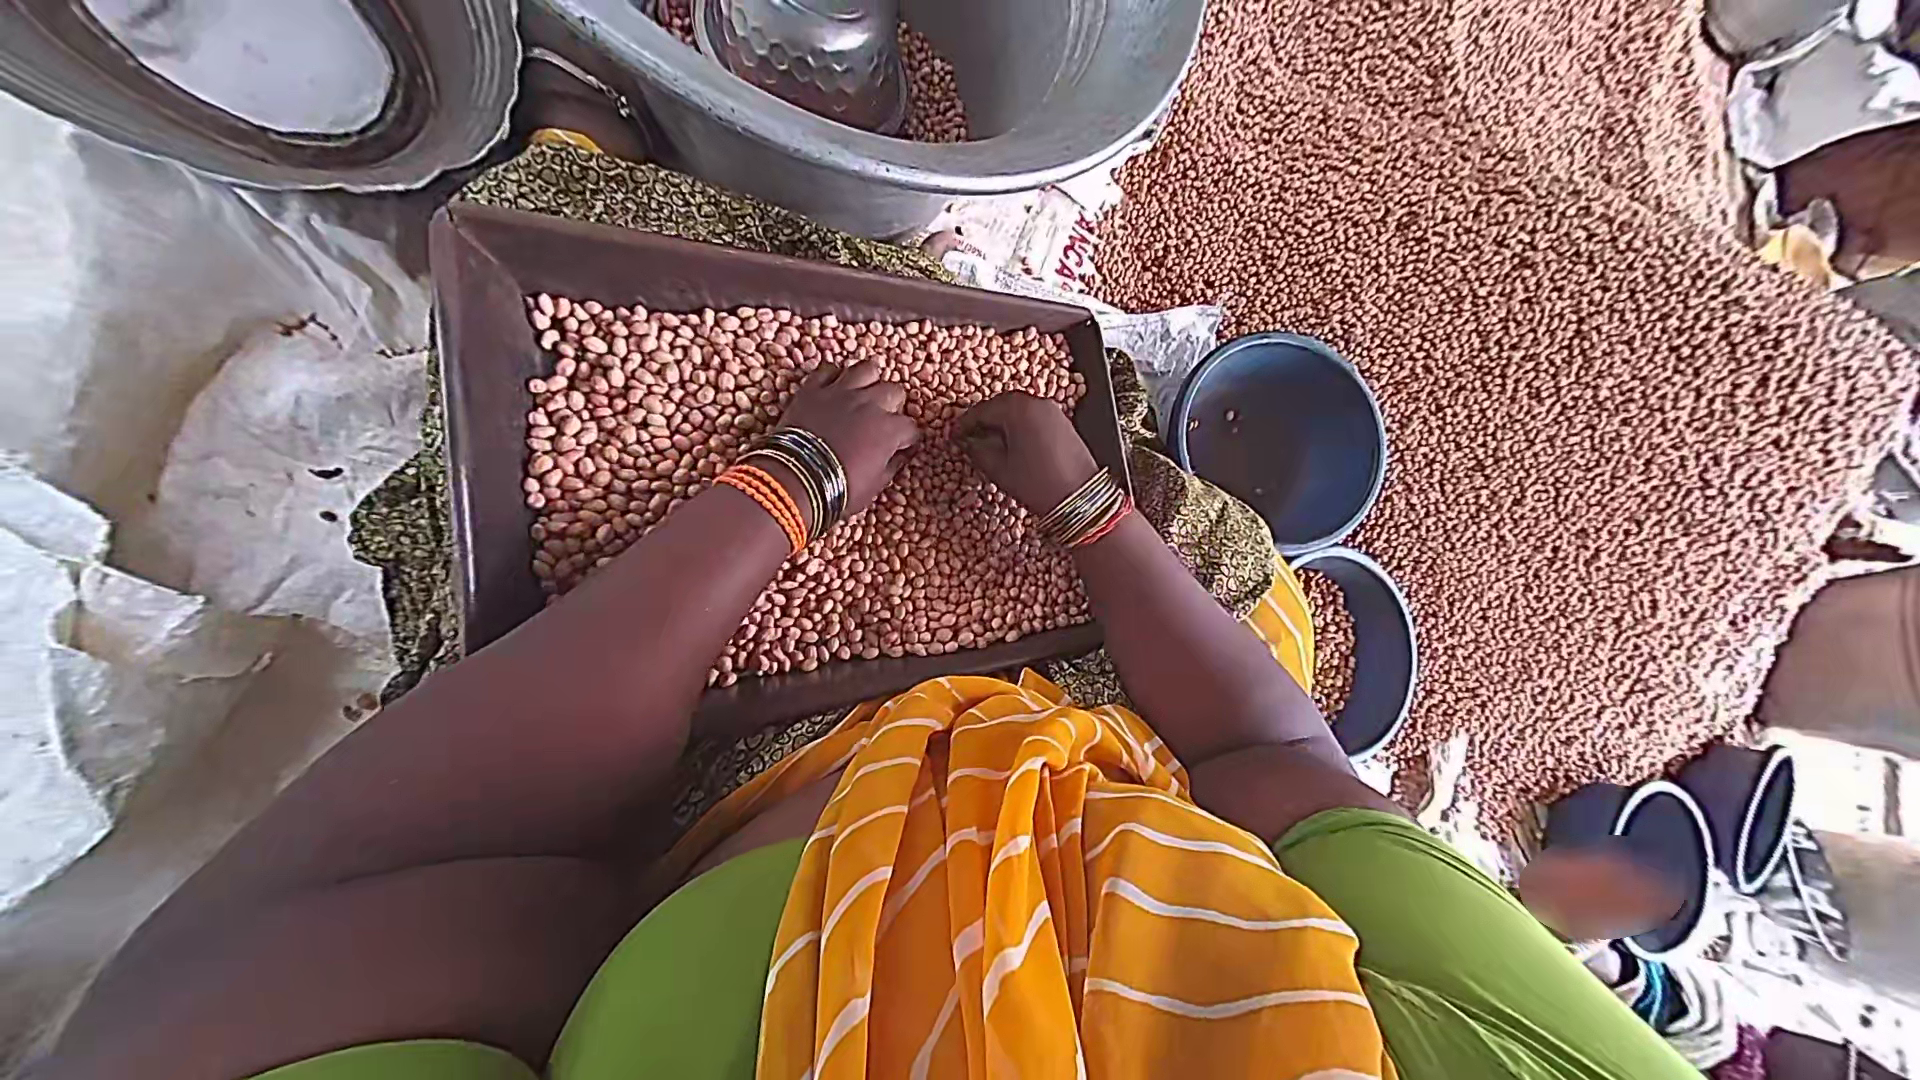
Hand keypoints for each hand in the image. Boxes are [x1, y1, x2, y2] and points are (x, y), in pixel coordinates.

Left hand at [775, 361, 920, 520]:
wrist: (797, 480)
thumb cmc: (840, 490)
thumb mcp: (875, 485)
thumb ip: (892, 465)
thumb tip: (901, 455)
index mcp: (889, 429)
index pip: (910, 428)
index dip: (908, 439)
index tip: (903, 446)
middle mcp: (870, 404)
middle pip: (894, 391)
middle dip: (893, 405)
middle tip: (883, 419)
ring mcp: (841, 393)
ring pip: (866, 370)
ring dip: (869, 381)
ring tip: (864, 393)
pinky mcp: (813, 390)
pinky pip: (828, 370)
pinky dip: (834, 377)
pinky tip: (835, 388)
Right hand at [955, 391, 1097, 514]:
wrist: (1080, 497)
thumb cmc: (1038, 483)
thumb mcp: (999, 469)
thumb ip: (978, 450)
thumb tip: (968, 442)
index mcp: (1017, 408)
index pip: (981, 410)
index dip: (964, 423)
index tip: (953, 434)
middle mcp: (1036, 402)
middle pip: (1000, 405)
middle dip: (983, 420)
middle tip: (968, 437)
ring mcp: (1052, 411)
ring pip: (1018, 410)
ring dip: (1001, 423)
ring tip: (988, 443)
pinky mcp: (1063, 423)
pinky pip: (1033, 417)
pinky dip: (1018, 426)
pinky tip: (1011, 445)